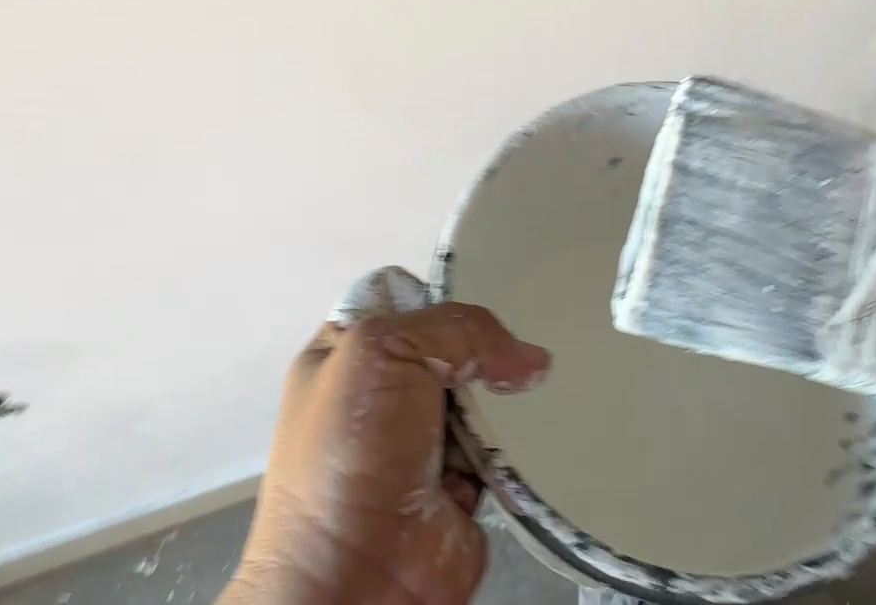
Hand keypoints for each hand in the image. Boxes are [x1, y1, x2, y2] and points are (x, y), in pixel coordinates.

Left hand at [219, 295, 549, 604]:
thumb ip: (458, 329)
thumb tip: (528, 358)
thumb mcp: (385, 352)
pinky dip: (510, 445)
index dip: (438, 298)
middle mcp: (383, 391)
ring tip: (509, 400)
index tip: (473, 303)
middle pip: (453, 345)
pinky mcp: (461, 480)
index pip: (405, 299)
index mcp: (347, 352)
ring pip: (482, 394)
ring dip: (498, 400)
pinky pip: (502, 444)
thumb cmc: (347, 455)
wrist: (355, 579)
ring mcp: (422, 438)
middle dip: (479, 352)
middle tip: (503, 357)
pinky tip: (509, 443)